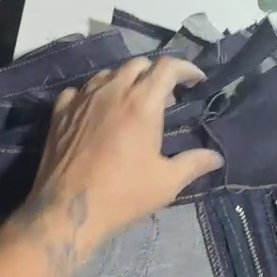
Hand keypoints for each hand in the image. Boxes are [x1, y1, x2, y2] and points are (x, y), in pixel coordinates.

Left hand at [21, 56, 223, 248]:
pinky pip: (81, 90)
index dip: (186, 69)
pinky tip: (98, 111)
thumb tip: (216, 157)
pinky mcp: (60, 112)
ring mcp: (82, 99)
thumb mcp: (166, 182)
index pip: (167, 67)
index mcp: (142, 103)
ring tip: (133, 102)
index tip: (196, 81)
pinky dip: (95, 93)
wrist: (68, 211)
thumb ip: (194, 163)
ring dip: (127, 81)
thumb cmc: (122, 194)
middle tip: (167, 98)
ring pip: (109, 73)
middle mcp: (112, 91)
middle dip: (157, 74)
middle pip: (138, 64)